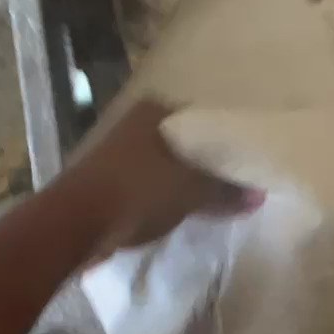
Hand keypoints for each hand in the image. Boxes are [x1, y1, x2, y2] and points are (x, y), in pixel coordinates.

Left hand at [55, 100, 261, 258]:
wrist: (74, 224)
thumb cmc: (136, 190)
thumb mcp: (190, 190)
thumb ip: (224, 190)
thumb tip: (259, 193)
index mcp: (155, 108)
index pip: (200, 119)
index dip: (222, 140)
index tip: (241, 162)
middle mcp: (135, 122)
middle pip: (181, 141)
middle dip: (201, 162)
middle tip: (229, 183)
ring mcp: (116, 151)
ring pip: (162, 164)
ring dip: (180, 181)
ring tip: (207, 201)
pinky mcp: (105, 181)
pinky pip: (145, 185)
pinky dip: (160, 196)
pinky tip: (175, 213)